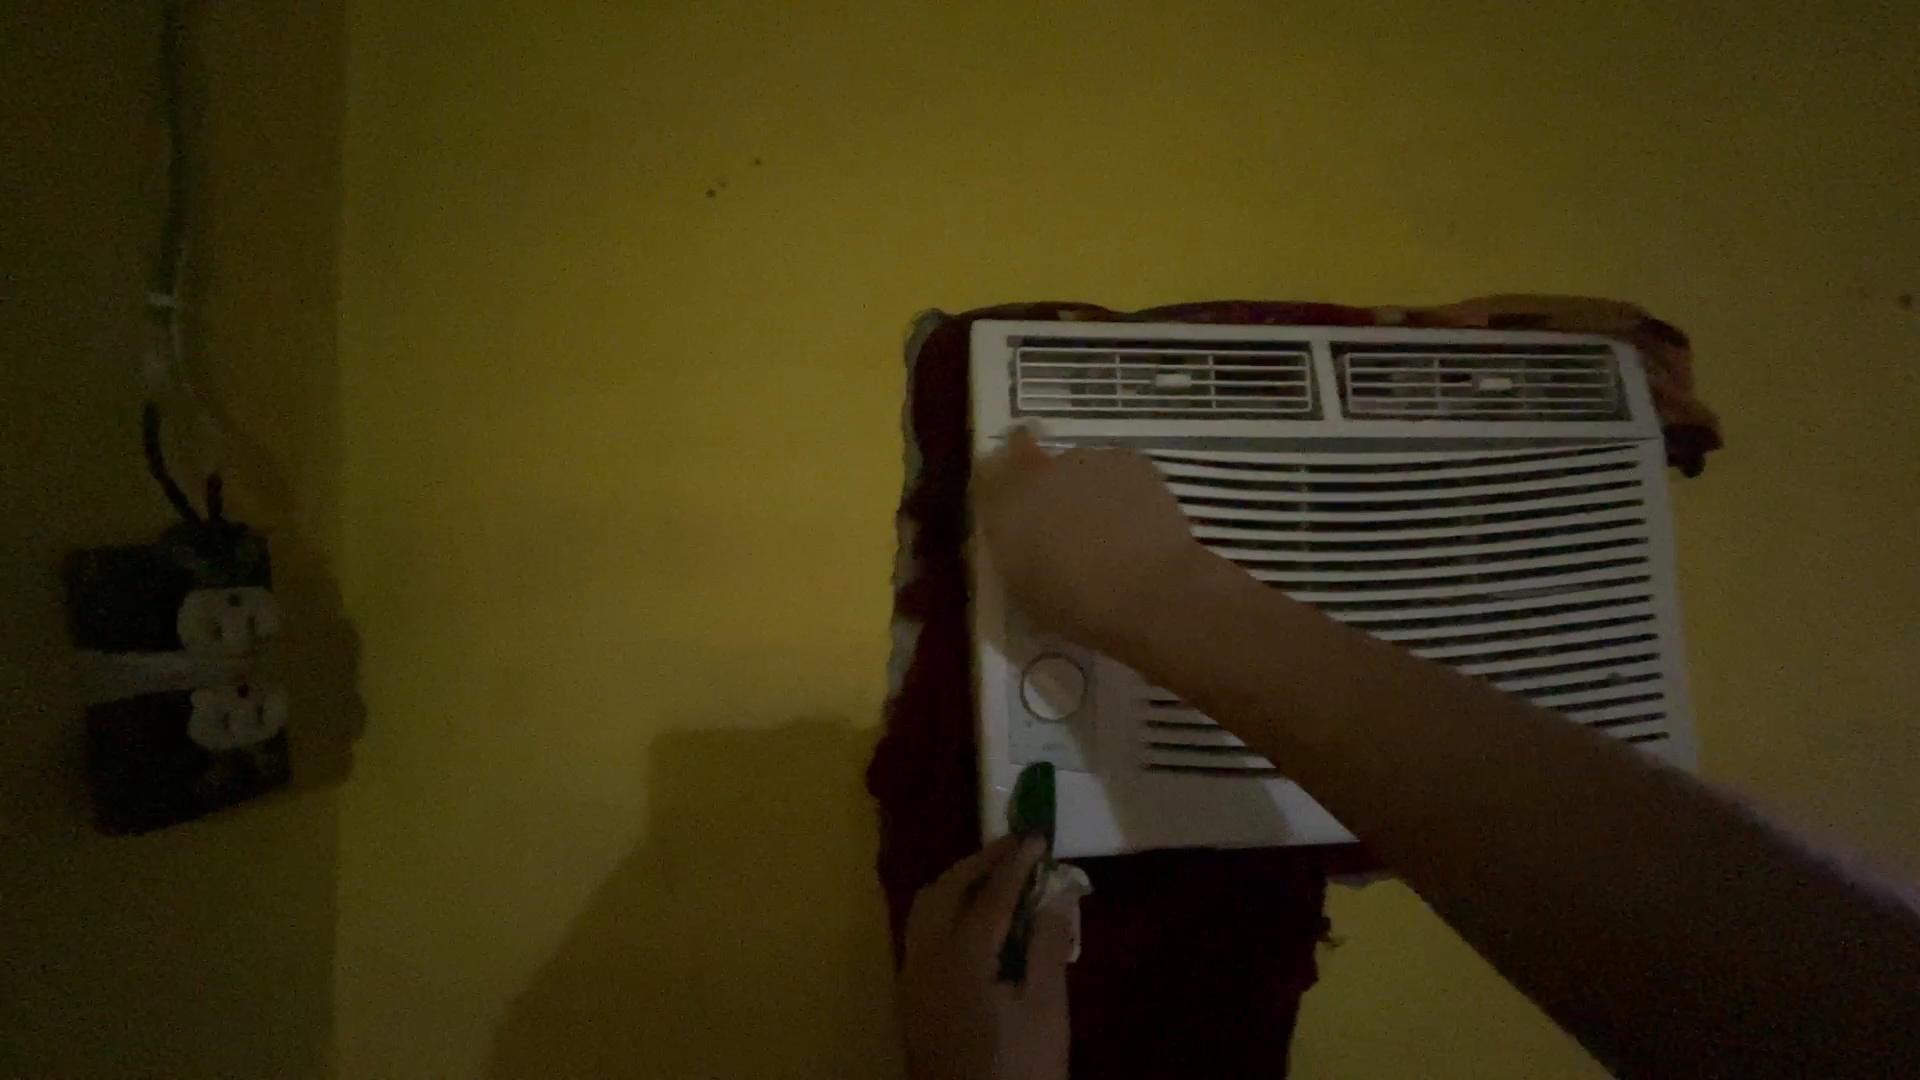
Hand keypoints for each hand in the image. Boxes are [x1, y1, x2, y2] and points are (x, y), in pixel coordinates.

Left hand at [898, 836, 1077, 1079]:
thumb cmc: (1020, 1075)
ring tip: (994, 874)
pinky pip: (920, 929)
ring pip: (926, 905)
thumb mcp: (1047, 1013)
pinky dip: (944, 906)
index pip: (992, 894)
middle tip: (1014, 846)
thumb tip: (1058, 894)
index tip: (1036, 837)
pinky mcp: (909, 995)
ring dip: (958, 880)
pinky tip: (971, 916)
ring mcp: (911, 976)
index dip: (1016, 863)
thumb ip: (1050, 947)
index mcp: (962, 958)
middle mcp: (926, 956)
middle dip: (981, 861)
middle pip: (948, 888)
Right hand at [974, 428, 1208, 653]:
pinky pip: (1114, 469)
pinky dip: (1119, 488)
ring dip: (1081, 487)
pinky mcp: (1128, 458)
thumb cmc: (1074, 605)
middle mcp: (1036, 470)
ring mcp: (1084, 458)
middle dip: (1041, 486)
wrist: (1147, 594)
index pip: (985, 474)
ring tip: (1105, 526)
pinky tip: (1133, 520)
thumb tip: (1012, 535)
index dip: (999, 488)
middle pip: (1029, 461)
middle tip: (1061, 522)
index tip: (1011, 507)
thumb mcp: (1021, 589)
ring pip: (1075, 466)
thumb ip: (1010, 550)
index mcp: (1002, 504)